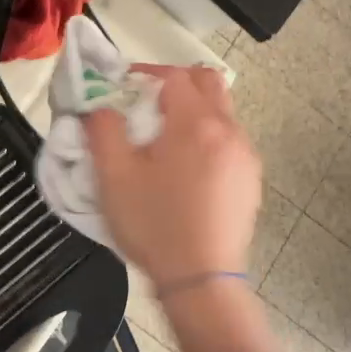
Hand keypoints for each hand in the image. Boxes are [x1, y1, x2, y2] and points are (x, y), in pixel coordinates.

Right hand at [85, 64, 261, 285]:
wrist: (200, 277)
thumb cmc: (153, 224)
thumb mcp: (113, 177)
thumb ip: (102, 131)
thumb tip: (100, 109)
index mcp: (195, 124)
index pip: (174, 75)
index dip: (145, 74)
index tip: (120, 86)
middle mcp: (228, 131)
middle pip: (208, 83)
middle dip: (175, 84)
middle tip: (143, 104)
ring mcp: (245, 156)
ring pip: (220, 113)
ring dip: (190, 112)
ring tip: (160, 142)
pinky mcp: (250, 181)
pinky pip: (227, 142)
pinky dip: (204, 139)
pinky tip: (182, 170)